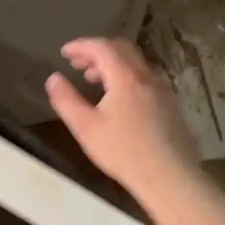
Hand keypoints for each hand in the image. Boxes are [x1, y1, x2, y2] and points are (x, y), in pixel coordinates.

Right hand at [46, 38, 202, 202]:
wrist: (171, 179)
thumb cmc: (124, 152)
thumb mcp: (85, 127)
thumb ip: (66, 99)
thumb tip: (53, 78)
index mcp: (126, 79)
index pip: (102, 47)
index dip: (81, 46)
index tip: (64, 53)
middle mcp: (148, 78)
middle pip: (122, 49)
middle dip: (97, 51)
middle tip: (78, 64)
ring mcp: (164, 91)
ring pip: (136, 63)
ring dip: (112, 64)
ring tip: (95, 80)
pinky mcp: (171, 105)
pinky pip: (145, 78)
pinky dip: (126, 76)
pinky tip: (118, 99)